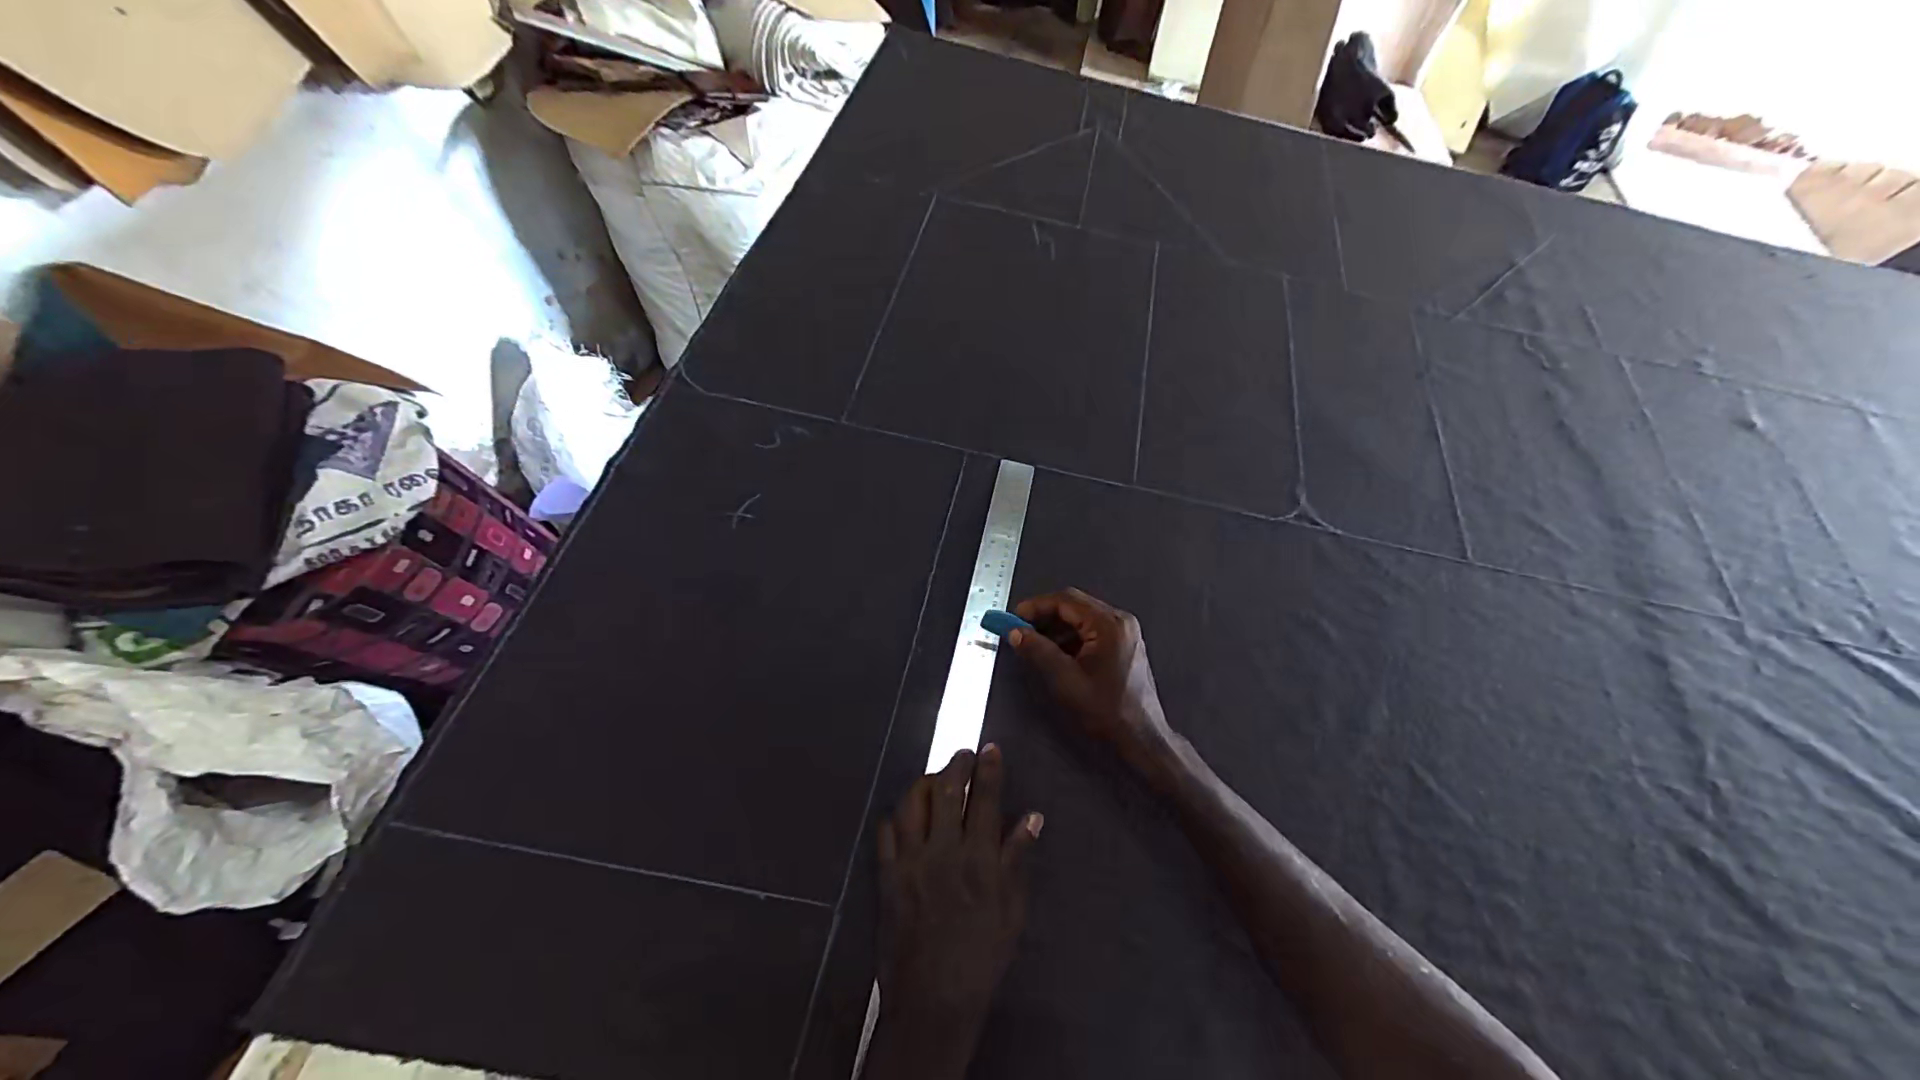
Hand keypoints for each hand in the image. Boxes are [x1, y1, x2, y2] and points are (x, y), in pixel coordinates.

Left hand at [868, 746, 1041, 1079]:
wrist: (933, 998)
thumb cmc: (981, 956)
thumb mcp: (1011, 911)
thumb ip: (1017, 859)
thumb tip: (1032, 816)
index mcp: (979, 861)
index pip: (986, 800)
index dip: (989, 769)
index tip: (990, 747)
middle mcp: (944, 852)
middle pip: (948, 790)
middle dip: (957, 764)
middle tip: (963, 754)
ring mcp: (911, 862)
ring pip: (913, 803)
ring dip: (925, 782)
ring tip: (935, 778)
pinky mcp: (886, 876)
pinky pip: (886, 831)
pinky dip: (896, 815)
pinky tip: (904, 814)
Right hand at [1007, 588, 1175, 771]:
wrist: (1141, 737)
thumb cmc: (1106, 710)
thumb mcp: (1065, 679)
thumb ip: (1038, 651)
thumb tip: (1015, 632)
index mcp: (1109, 624)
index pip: (1065, 600)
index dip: (1035, 606)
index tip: (1013, 617)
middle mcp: (1120, 621)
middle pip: (1074, 606)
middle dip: (1044, 616)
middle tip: (1019, 629)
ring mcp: (1124, 632)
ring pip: (1081, 618)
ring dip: (1056, 627)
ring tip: (1033, 643)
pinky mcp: (1123, 644)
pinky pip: (1091, 630)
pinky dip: (1070, 637)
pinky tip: (1054, 653)